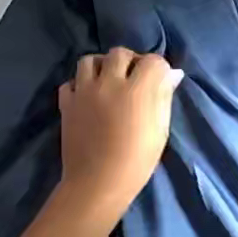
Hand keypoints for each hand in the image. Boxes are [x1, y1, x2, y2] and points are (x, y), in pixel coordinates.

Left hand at [57, 48, 182, 217]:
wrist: (97, 183)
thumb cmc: (136, 162)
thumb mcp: (160, 131)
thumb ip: (163, 97)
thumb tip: (172, 74)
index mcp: (137, 91)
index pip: (153, 60)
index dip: (159, 69)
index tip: (159, 81)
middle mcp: (109, 83)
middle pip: (119, 53)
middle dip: (130, 61)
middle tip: (133, 80)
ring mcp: (84, 91)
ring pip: (89, 60)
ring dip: (101, 67)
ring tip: (107, 83)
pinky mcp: (66, 103)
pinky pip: (70, 82)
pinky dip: (79, 85)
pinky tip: (87, 98)